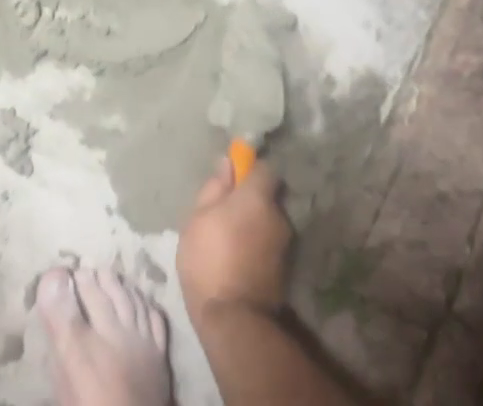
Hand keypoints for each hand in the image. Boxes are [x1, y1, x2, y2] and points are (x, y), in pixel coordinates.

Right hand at [177, 155, 290, 322]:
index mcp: (257, 199)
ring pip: (266, 223)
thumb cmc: (208, 259)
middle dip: (248, 202)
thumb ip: (214, 188)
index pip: (264, 169)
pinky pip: (268, 244)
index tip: (229, 180)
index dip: (247, 171)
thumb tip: (227, 164)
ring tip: (226, 242)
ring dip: (251, 225)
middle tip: (220, 216)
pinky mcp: (285, 268)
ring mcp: (285, 244)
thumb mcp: (197, 219)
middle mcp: (278, 217)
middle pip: (265, 198)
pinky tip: (236, 260)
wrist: (234, 318)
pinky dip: (255, 245)